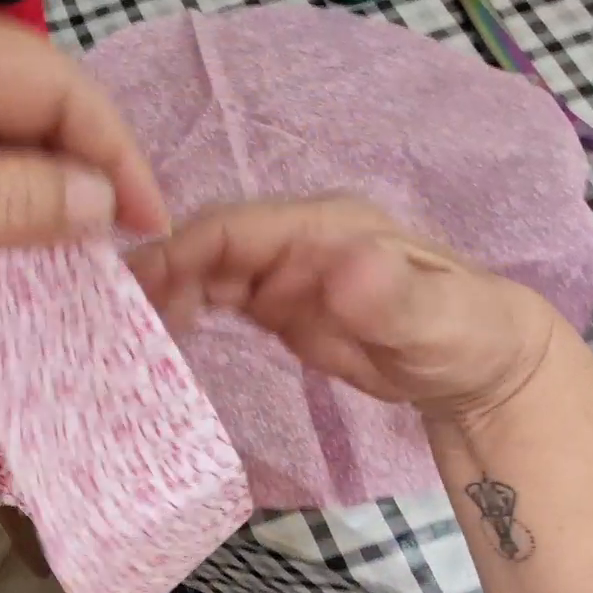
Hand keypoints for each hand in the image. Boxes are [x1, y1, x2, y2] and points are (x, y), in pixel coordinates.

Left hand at [0, 0, 168, 354]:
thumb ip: (9, 202)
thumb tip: (103, 204)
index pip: (52, 85)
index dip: (112, 154)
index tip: (148, 224)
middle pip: (30, 109)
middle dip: (79, 178)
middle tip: (116, 251)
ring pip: (0, 145)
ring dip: (39, 200)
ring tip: (77, 258)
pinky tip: (17, 250)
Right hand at [124, 197, 561, 425]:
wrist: (476, 364)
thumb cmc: (464, 335)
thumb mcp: (436, 319)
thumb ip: (391, 295)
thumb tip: (339, 266)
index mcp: (324, 229)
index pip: (237, 229)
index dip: (182, 250)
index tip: (135, 284)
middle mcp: (295, 242)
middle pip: (210, 248)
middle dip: (161, 273)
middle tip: (116, 314)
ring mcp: (283, 274)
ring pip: (207, 273)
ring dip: (167, 294)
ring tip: (129, 329)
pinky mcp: (278, 306)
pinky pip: (219, 300)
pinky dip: (186, 311)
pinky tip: (161, 334)